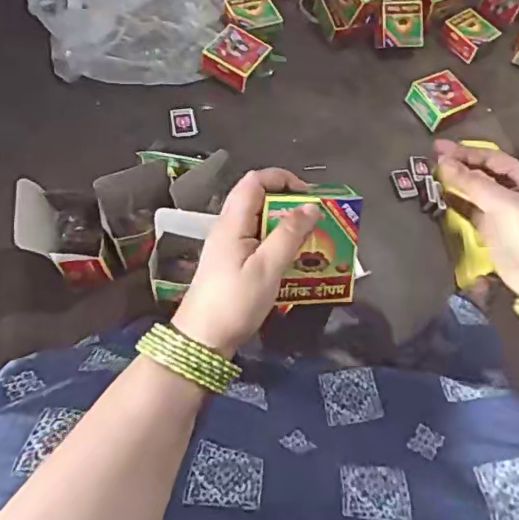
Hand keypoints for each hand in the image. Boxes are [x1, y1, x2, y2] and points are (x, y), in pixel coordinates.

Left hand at [172, 168, 318, 354]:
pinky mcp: (232, 263)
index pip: (255, 180)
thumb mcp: (268, 268)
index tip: (309, 196)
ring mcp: (229, 246)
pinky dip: (278, 244)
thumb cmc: (235, 302)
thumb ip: (290, 234)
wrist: (202, 340)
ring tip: (311, 241)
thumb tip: (311, 206)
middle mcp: (228, 228)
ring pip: (260, 222)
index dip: (283, 179)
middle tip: (316, 221)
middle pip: (259, 199)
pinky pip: (258, 241)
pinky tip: (293, 261)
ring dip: (286, 226)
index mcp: (233, 222)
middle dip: (290, 204)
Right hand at [434, 139, 518, 298]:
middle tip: (430, 160)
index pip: (491, 158)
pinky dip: (453, 204)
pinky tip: (438, 199)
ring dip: (453, 184)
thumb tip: (445, 163)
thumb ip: (474, 184)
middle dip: (457, 165)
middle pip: (480, 173)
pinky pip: (467, 212)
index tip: (440, 148)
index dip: (467, 151)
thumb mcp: (506, 204)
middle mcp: (510, 193)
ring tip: (429, 177)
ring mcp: (499, 213)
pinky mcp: (488, 232)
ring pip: (472, 192)